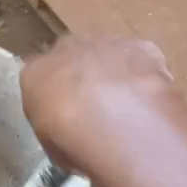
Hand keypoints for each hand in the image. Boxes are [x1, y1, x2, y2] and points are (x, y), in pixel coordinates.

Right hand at [20, 37, 177, 176]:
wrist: (114, 121)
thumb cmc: (70, 138)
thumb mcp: (50, 142)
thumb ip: (55, 126)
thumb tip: (68, 132)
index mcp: (35, 72)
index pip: (38, 75)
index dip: (53, 92)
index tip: (63, 110)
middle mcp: (65, 50)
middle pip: (72, 57)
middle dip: (82, 76)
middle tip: (95, 106)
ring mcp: (104, 44)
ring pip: (107, 54)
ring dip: (114, 73)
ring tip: (128, 106)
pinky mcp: (140, 47)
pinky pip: (142, 58)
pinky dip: (146, 74)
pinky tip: (151, 98)